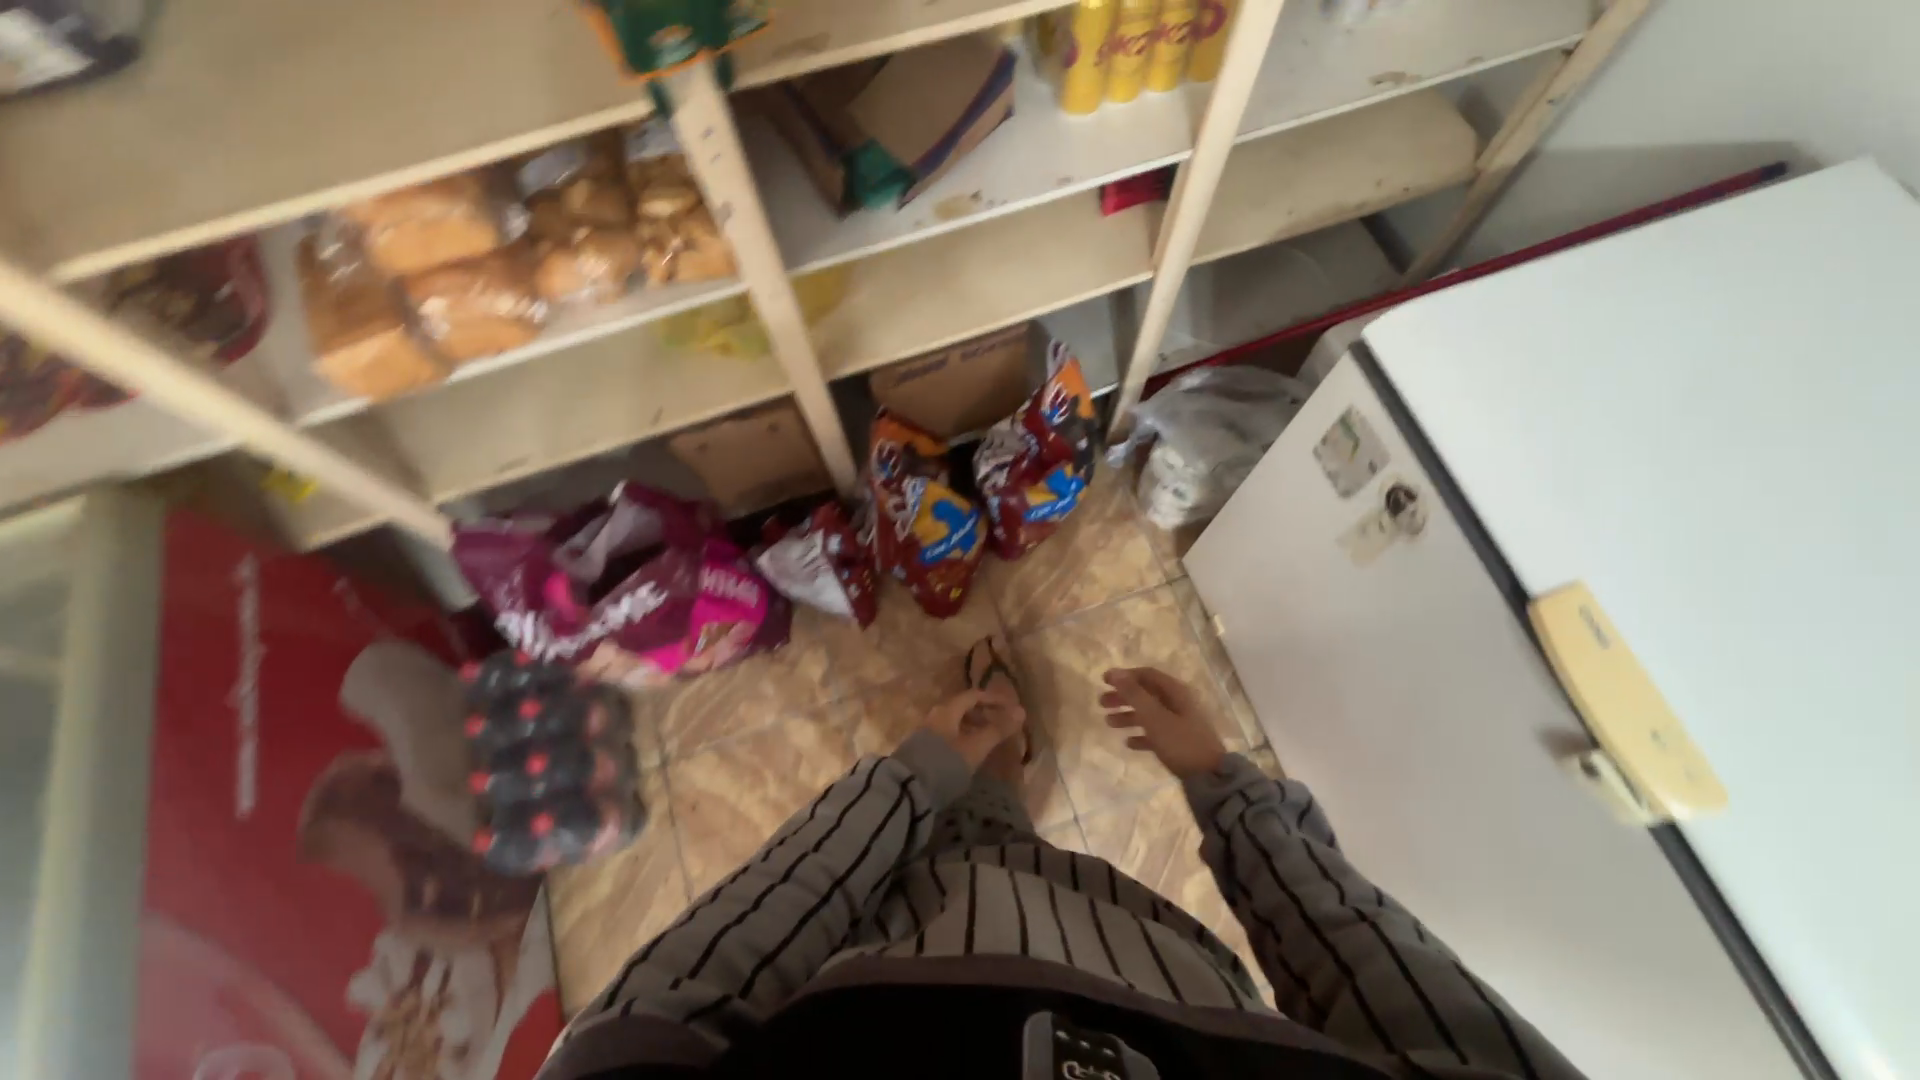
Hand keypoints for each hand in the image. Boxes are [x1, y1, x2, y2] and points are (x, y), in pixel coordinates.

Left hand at [920, 684, 1026, 770]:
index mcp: (946, 711)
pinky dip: (961, 740)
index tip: (1011, 708)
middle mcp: (934, 717)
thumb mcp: (975, 748)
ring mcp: (924, 733)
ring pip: (953, 724)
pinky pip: (946, 737)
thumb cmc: (945, 764)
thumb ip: (997, 730)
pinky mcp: (919, 750)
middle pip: (961, 709)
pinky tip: (967, 756)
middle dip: (982, 715)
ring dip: (972, 729)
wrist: (907, 790)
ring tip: (985, 743)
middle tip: (999, 726)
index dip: (993, 699)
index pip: (973, 696)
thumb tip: (1021, 711)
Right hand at [1101, 667, 1226, 778]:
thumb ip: (1134, 695)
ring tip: (1109, 723)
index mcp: (1176, 692)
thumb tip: (1115, 673)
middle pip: (1146, 694)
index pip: (1147, 675)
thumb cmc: (1181, 742)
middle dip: (1123, 697)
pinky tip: (1129, 743)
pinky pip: (1156, 733)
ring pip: (1149, 714)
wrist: (1210, 777)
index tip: (1104, 681)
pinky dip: (1141, 735)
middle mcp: (1178, 703)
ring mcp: (1180, 723)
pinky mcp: (1180, 742)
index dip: (1124, 676)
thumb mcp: (1155, 717)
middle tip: (1101, 703)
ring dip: (1128, 716)